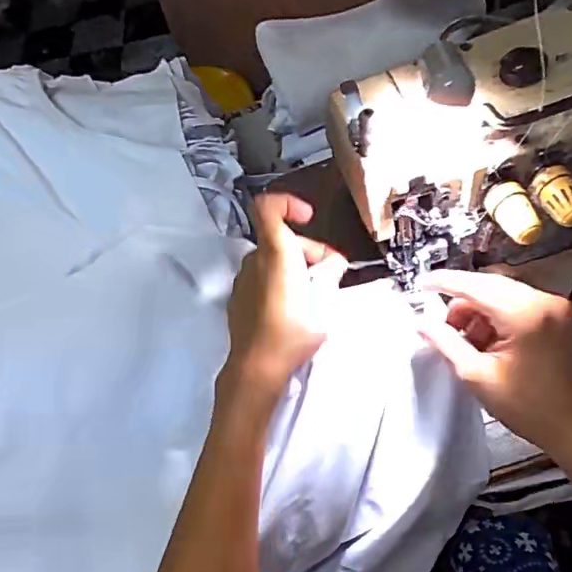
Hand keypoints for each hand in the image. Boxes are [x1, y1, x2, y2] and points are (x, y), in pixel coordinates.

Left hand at [223, 193, 345, 395]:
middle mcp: (253, 261)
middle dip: (308, 251)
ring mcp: (242, 280)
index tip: (309, 219)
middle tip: (329, 277)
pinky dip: (280, 283)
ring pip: (273, 261)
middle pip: (280, 239)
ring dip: (296, 269)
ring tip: (315, 296)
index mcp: (274, 254)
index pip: (269, 207)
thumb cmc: (292, 333)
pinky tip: (293, 308)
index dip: (289, 203)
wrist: (257, 367)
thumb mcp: (323, 303)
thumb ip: (329, 274)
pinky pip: (262, 279)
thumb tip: (332, 264)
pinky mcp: (239, 299)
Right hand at [415, 269, 571, 472]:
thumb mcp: (476, 375)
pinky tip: (487, 342)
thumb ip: (446, 343)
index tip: (421, 284)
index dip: (443, 282)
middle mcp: (544, 301)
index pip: (474, 285)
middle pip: (489, 285)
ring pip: (503, 294)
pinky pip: (518, 304)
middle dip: (461, 302)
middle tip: (443, 328)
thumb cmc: (528, 406)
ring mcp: (555, 308)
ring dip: (478, 311)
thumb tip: (421, 324)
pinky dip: (496, 316)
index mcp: (524, 313)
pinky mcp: (559, 318)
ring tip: (467, 342)